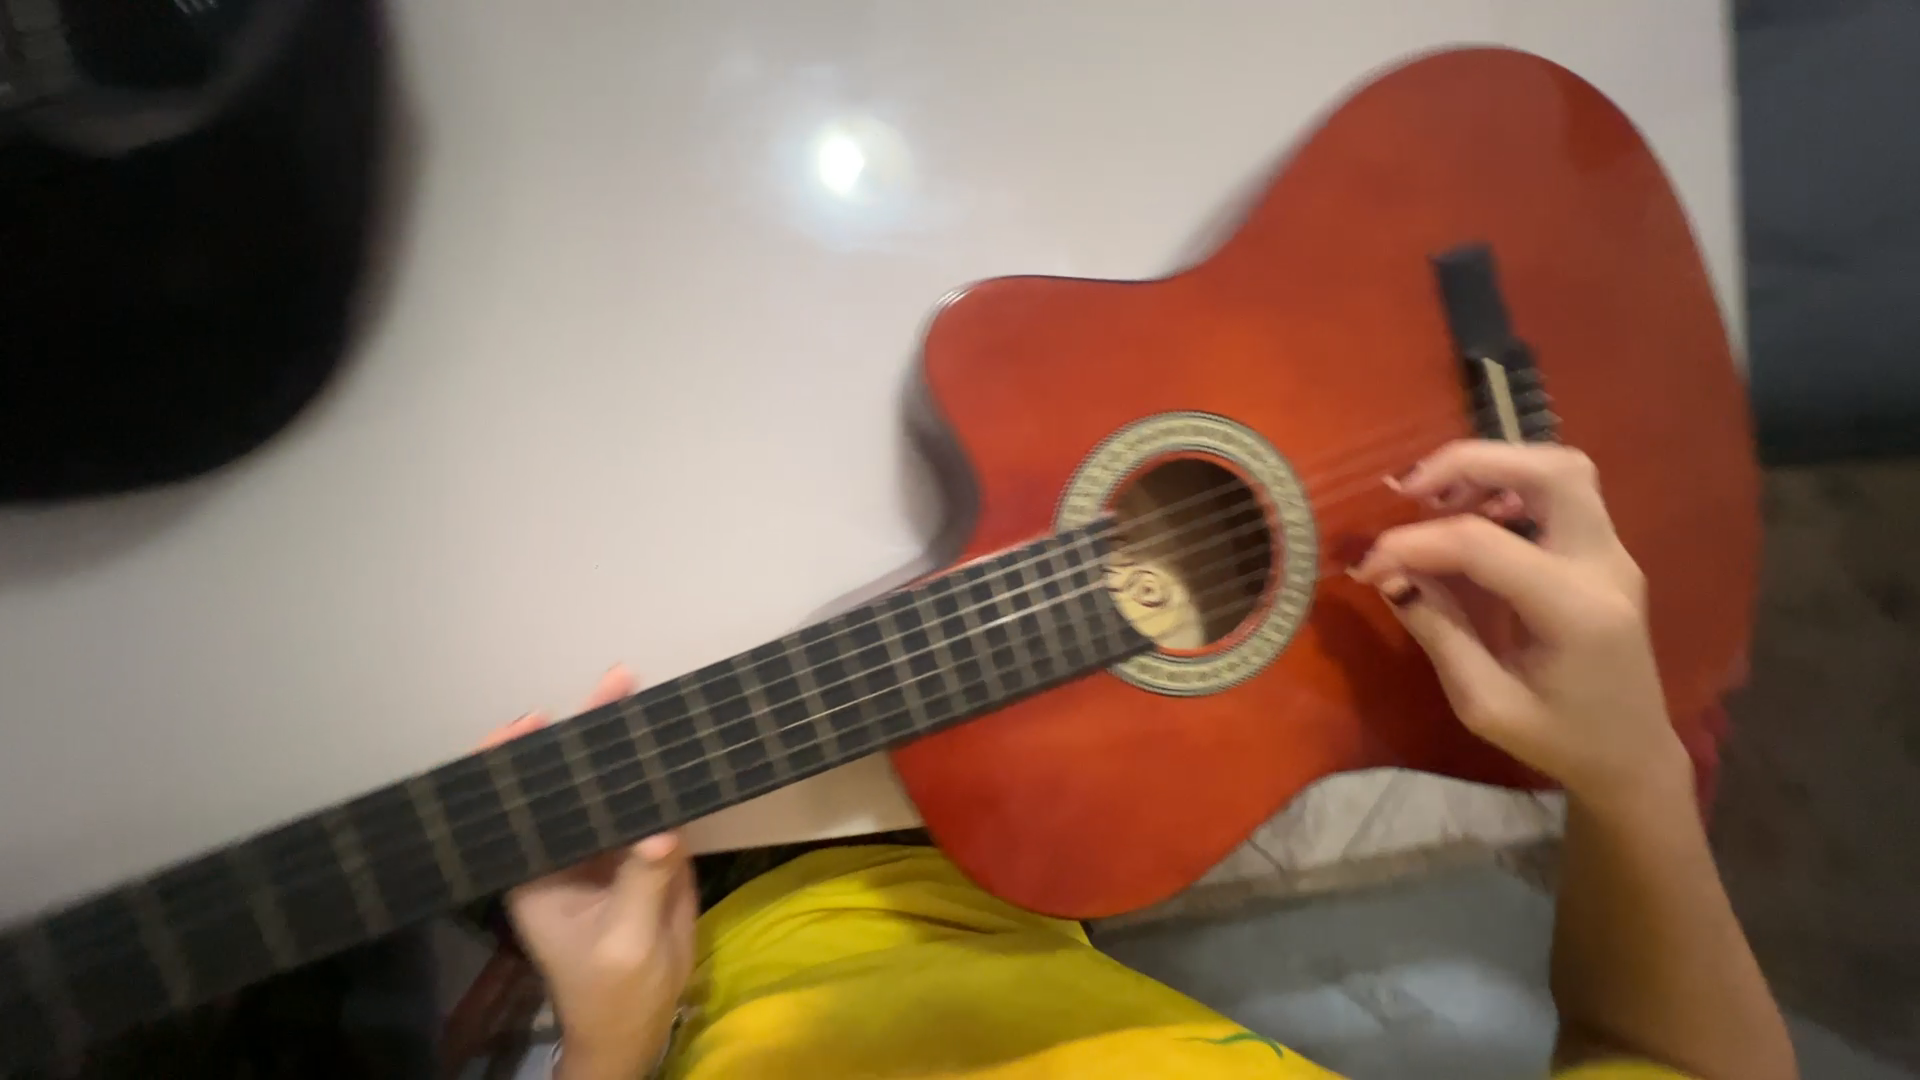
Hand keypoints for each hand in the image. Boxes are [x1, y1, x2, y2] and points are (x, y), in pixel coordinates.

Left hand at [482, 667, 696, 1079]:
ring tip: (642, 693)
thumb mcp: (624, 943)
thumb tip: (662, 831)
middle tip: (615, 680)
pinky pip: (653, 803)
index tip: (537, 717)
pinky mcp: (647, 849)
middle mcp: (569, 849)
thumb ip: (641, 884)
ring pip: (617, 786)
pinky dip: (663, 773)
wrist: (643, 1019)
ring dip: (629, 745)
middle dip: (589, 732)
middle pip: (575, 782)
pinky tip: (674, 740)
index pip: (525, 805)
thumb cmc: (614, 990)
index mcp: (538, 872)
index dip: (522, 759)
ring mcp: (610, 846)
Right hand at [1351, 441, 1691, 804]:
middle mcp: (1605, 567)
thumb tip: (1386, 575)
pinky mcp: (1600, 554)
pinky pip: (1559, 494)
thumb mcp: (1482, 702)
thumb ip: (1436, 630)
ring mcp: (1611, 554)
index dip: (1411, 545)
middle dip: (1471, 463)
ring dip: (1492, 467)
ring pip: (1562, 469)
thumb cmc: (1557, 739)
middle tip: (1408, 488)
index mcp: (1576, 612)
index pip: (1482, 545)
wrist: (1631, 756)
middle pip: (1551, 471)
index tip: (1365, 567)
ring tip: (1433, 496)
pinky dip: (1506, 485)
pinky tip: (1465, 512)